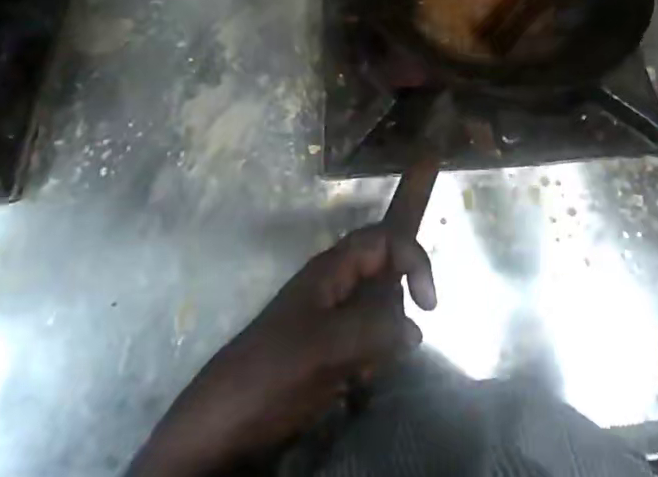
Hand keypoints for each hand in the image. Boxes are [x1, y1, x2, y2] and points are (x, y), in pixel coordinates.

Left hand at [127, 226, 437, 476]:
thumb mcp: (325, 344)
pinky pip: (369, 343)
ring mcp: (333, 319)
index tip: (428, 304)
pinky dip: (373, 359)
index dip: (412, 258)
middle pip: (386, 276)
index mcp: (330, 270)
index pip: (383, 240)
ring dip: (385, 339)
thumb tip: (416, 329)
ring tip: (363, 369)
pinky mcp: (332, 351)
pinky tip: (357, 381)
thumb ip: (373, 329)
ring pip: (380, 313)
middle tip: (386, 343)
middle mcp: (335, 287)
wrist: (229, 416)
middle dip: (397, 307)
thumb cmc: (272, 367)